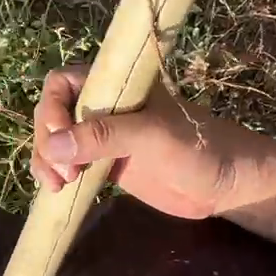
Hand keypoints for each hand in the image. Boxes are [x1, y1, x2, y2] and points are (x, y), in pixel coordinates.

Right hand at [28, 65, 272, 219]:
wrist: (229, 184)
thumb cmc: (198, 148)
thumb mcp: (150, 136)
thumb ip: (103, 135)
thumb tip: (53, 146)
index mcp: (114, 84)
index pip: (62, 83)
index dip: (52, 108)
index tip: (61, 137)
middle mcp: (102, 105)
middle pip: (52, 113)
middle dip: (47, 140)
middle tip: (62, 173)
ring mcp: (101, 135)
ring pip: (56, 139)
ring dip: (47, 159)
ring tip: (57, 186)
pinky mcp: (103, 162)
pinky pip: (68, 162)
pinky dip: (56, 173)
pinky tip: (59, 191)